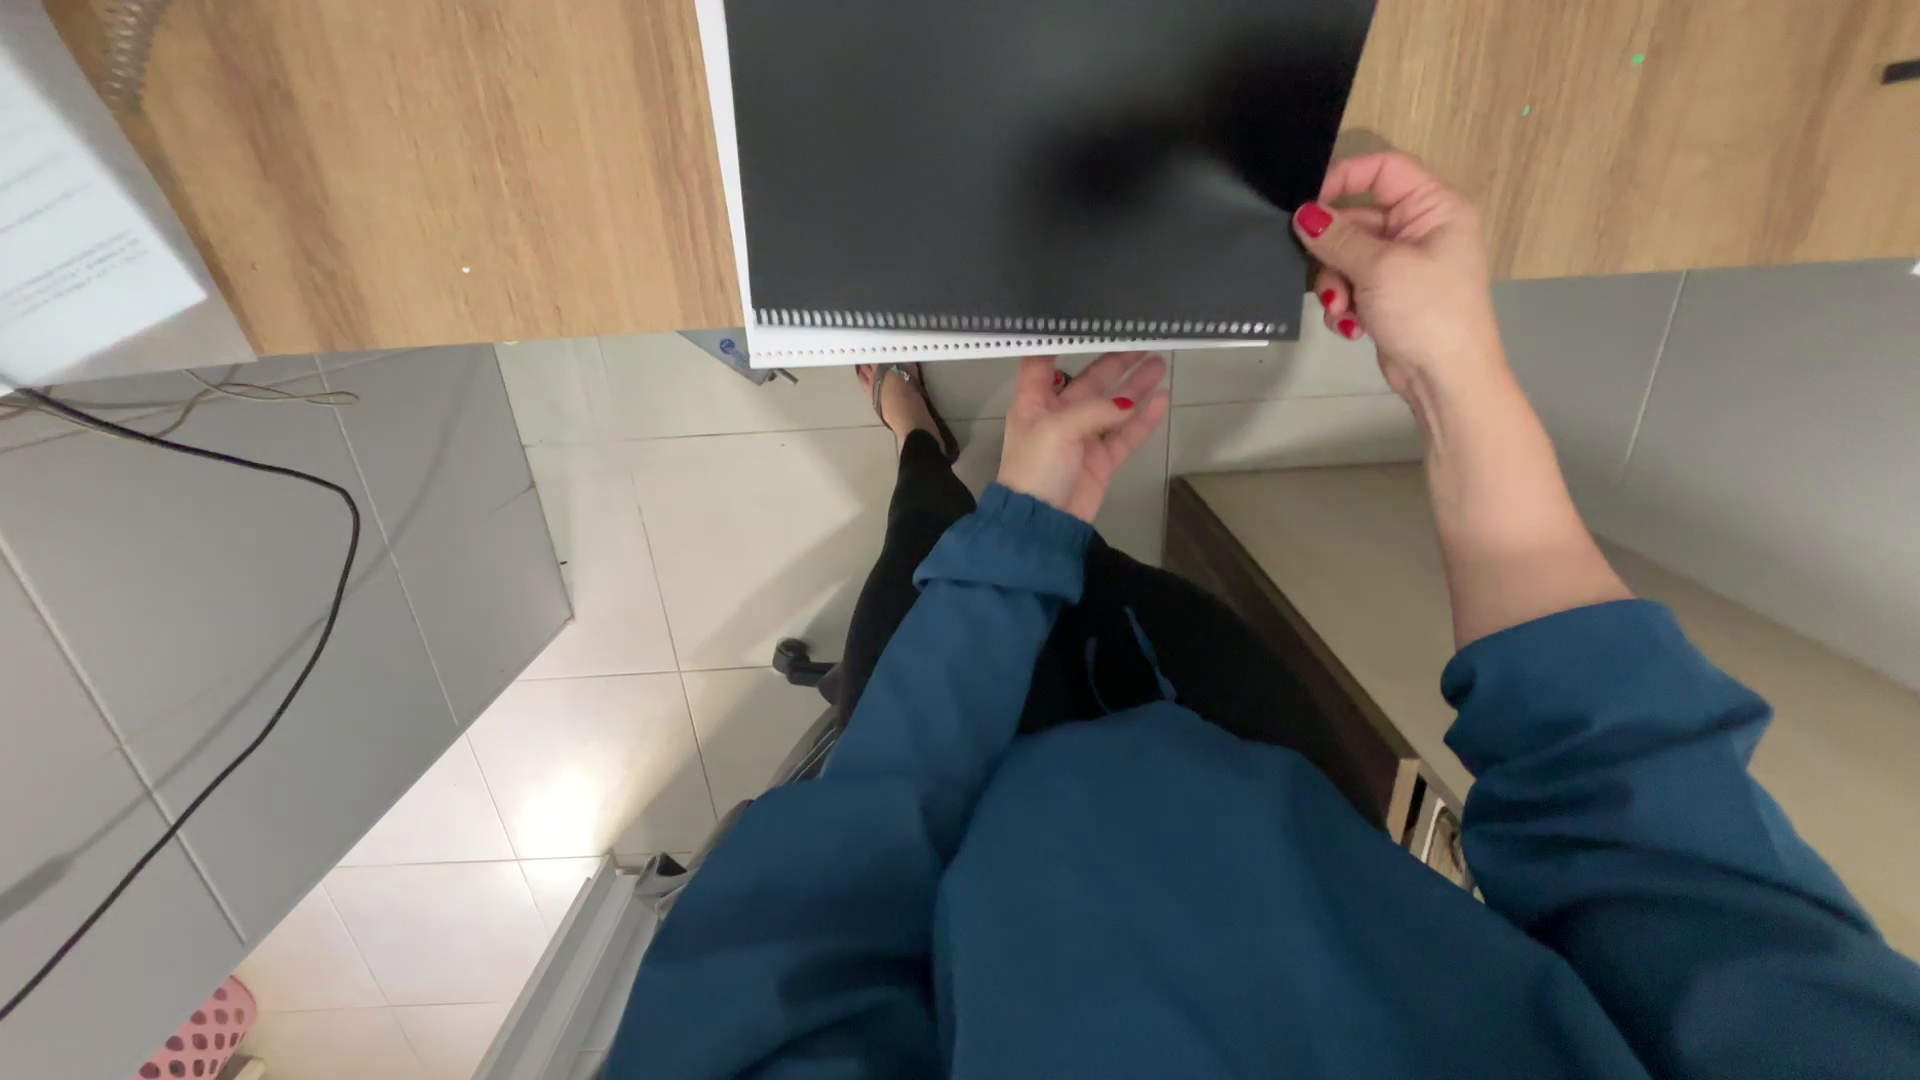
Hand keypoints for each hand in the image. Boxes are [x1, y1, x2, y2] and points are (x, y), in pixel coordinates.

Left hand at [996, 353, 1169, 522]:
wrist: (1041, 523)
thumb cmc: (1036, 469)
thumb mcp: (1056, 429)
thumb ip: (1093, 410)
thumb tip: (1127, 405)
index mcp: (1034, 403)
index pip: (1041, 364)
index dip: (1058, 343)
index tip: (1083, 322)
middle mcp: (1058, 416)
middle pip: (1089, 380)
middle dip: (1114, 362)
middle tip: (1142, 341)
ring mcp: (1082, 438)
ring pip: (1113, 405)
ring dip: (1134, 386)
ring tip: (1159, 363)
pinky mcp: (1101, 460)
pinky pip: (1126, 434)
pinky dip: (1143, 419)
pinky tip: (1161, 400)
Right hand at [1291, 153, 1506, 402]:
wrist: (1445, 377)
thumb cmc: (1426, 311)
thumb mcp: (1379, 268)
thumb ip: (1337, 239)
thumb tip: (1303, 214)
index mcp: (1433, 208)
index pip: (1383, 170)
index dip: (1343, 178)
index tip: (1305, 205)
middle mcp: (1419, 230)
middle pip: (1355, 223)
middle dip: (1333, 256)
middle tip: (1325, 280)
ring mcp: (1403, 265)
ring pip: (1346, 260)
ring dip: (1336, 288)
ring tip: (1343, 313)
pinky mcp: (1388, 296)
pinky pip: (1351, 287)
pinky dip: (1345, 307)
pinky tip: (1353, 327)